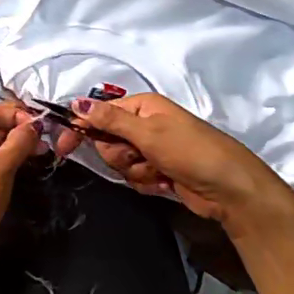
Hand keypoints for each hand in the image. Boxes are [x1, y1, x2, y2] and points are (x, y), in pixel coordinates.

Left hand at [0, 101, 41, 268]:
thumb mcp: (2, 166)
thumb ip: (20, 141)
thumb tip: (36, 123)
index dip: (17, 115)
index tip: (41, 124)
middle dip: (19, 130)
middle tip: (47, 138)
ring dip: (18, 144)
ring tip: (43, 150)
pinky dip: (10, 158)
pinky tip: (30, 160)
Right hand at [70, 93, 293, 228]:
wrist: (230, 190)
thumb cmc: (191, 152)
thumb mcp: (148, 132)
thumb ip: (109, 119)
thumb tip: (76, 103)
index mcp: (143, 106)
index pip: (99, 113)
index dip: (81, 128)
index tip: (63, 146)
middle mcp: (145, 125)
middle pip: (106, 141)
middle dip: (119, 154)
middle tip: (140, 156)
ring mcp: (152, 149)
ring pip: (119, 162)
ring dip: (135, 170)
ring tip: (159, 171)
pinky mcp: (158, 172)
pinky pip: (134, 177)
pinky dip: (146, 182)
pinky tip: (165, 182)